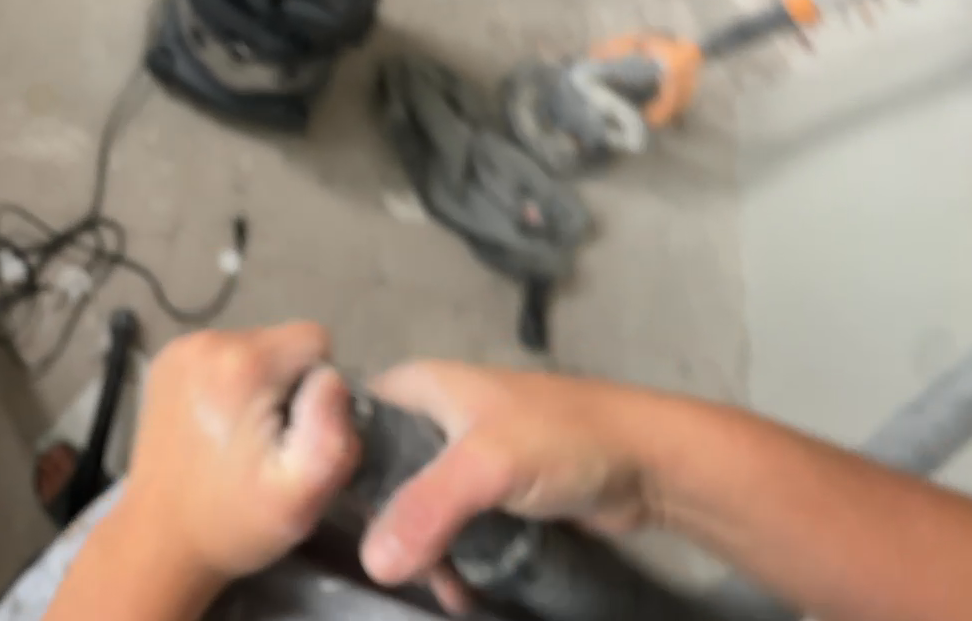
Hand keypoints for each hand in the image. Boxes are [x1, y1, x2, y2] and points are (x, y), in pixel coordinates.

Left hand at [116, 322, 360, 587]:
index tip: (296, 432)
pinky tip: (215, 424)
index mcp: (241, 362)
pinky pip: (222, 354)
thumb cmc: (233, 520)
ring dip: (259, 384)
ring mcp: (180, 346)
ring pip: (253, 347)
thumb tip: (333, 379)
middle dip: (287, 386)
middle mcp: (207, 339)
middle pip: (281, 342)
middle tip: (268, 441)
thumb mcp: (299, 498)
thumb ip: (330, 434)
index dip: (319, 388)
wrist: (158, 539)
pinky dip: (229, 383)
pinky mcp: (166, 359)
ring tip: (240, 436)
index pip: (314, 340)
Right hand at [359, 363, 656, 591]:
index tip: (327, 507)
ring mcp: (463, 451)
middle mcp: (433, 412)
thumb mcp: (485, 465)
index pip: (350, 412)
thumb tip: (372, 562)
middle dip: (384, 517)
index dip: (334, 455)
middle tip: (393, 561)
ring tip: (438, 584)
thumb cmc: (557, 438)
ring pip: (417, 499)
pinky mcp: (491, 487)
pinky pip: (451, 520)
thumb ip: (427, 508)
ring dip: (420, 544)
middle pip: (382, 464)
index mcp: (419, 385)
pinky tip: (458, 586)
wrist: (645, 461)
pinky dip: (450, 551)